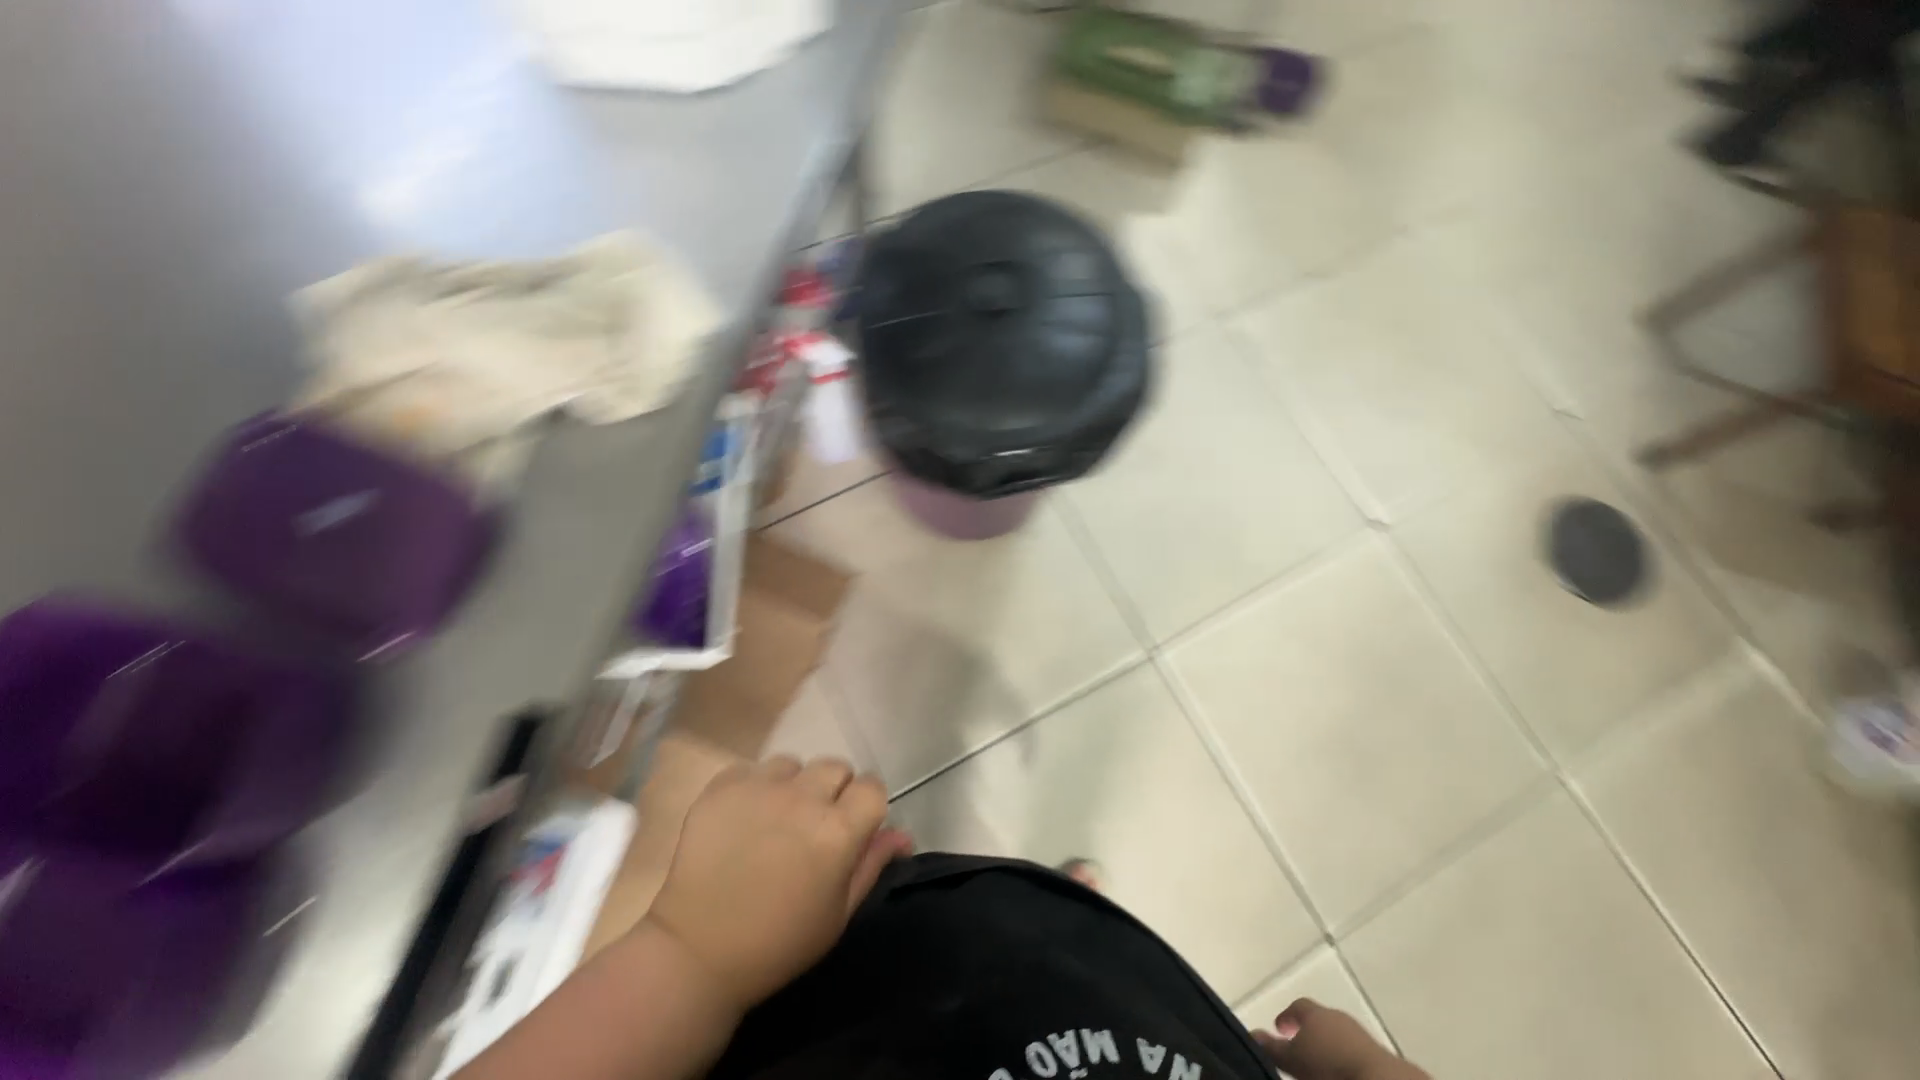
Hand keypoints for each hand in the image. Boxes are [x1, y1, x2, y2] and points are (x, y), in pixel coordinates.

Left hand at [642, 756, 911, 1013]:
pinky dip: (754, 788)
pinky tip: (745, 820)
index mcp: (838, 831)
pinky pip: (750, 769)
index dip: (867, 806)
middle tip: (814, 827)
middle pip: (835, 767)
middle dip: (833, 792)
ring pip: (792, 765)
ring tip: (776, 821)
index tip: (854, 827)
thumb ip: (872, 863)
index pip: (872, 787)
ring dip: (793, 786)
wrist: (697, 952)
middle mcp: (802, 798)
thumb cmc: (779, 942)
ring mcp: (758, 788)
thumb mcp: (838, 913)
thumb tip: (902, 834)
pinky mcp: (721, 788)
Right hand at [1250, 998, 1429, 1079]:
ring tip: (1319, 1066)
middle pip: (1320, 1020)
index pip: (1297, 1006)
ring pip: (1338, 1036)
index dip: (1287, 1016)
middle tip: (1297, 1049)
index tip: (1279, 1029)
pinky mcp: (1377, 1055)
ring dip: (1328, 1047)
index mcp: (1316, 1014)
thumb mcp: (1293, 1060)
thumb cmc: (1329, 1067)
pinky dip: (1344, 1059)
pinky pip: (1353, 1051)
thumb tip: (1251, 1033)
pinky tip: (1341, 1073)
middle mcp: (1338, 1018)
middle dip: (1308, 1032)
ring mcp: (1361, 1035)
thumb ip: (1272, 1048)